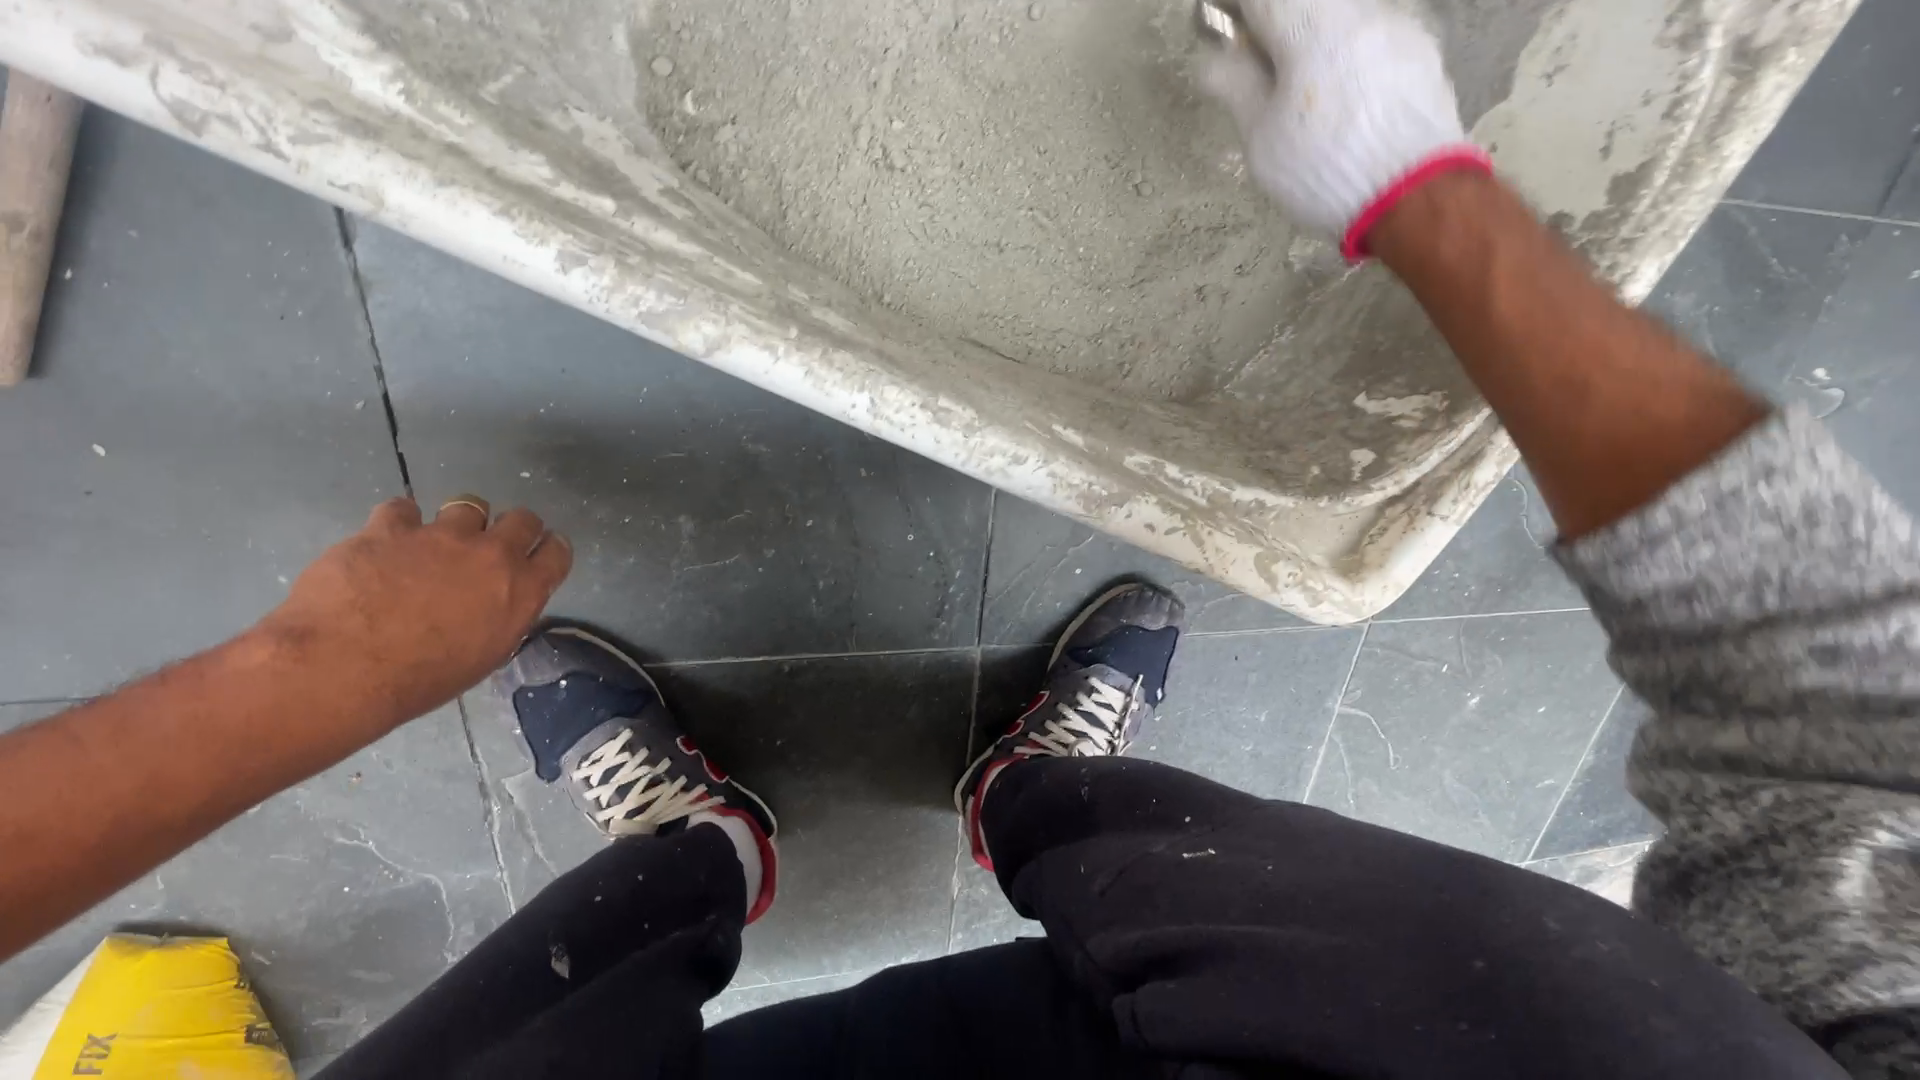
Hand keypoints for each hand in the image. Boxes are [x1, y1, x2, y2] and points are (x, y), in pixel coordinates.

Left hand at [253, 496, 572, 733]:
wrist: (343, 667)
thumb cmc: (420, 679)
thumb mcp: (484, 655)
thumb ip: (502, 616)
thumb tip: (496, 604)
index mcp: (522, 590)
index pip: (558, 551)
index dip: (549, 550)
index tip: (537, 556)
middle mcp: (492, 554)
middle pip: (523, 519)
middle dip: (513, 529)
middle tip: (490, 548)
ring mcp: (441, 535)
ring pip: (468, 505)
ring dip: (459, 523)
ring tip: (436, 544)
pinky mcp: (390, 527)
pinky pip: (403, 508)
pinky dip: (400, 523)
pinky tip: (387, 543)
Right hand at [1200, 0, 1488, 257]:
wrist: (1415, 196)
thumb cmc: (1325, 168)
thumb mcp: (1262, 138)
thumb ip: (1235, 86)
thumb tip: (1214, 59)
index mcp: (1313, 24)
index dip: (1236, 15)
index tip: (1222, 38)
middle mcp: (1360, 11)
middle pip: (1304, 6)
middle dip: (1275, 34)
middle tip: (1257, 77)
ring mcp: (1397, 29)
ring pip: (1338, 23)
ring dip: (1312, 48)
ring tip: (1301, 101)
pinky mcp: (1420, 55)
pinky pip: (1369, 43)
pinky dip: (1345, 62)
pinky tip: (1343, 108)